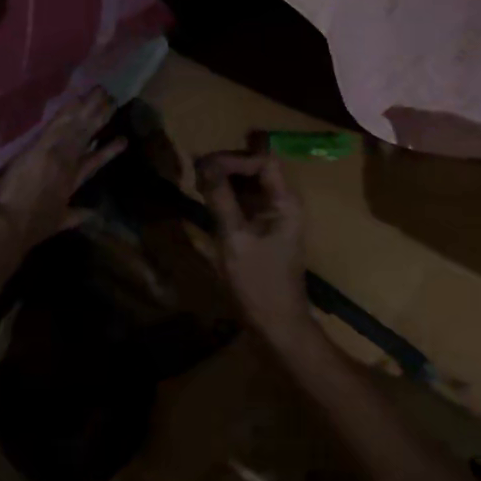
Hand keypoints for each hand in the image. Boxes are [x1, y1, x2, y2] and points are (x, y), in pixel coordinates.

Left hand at [0, 89, 125, 253]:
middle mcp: (68, 163)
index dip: (107, 151)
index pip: (93, 162)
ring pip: (75, 127)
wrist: (15, 221)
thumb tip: (95, 214)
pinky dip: (68, 111)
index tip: (122, 140)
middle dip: (99, 118)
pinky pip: (57, 125)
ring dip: (88, 108)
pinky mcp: (42, 147)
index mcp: (73, 181)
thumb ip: (78, 215)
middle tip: (113, 101)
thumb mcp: (61, 221)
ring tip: (101, 92)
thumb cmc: (35, 225)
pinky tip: (78, 99)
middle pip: (86, 136)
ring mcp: (55, 153)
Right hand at [196, 150, 308, 335]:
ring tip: (197, 185)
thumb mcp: (234, 237)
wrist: (275, 321)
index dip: (234, 159)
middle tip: (196, 175)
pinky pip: (243, 201)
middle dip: (226, 166)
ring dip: (223, 180)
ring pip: (247, 184)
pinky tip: (206, 200)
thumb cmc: (257, 281)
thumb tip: (204, 164)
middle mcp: (283, 203)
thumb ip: (220, 198)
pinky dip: (225, 196)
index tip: (205, 168)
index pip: (263, 161)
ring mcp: (273, 216)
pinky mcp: (262, 228)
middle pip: (255, 168)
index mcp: (284, 202)